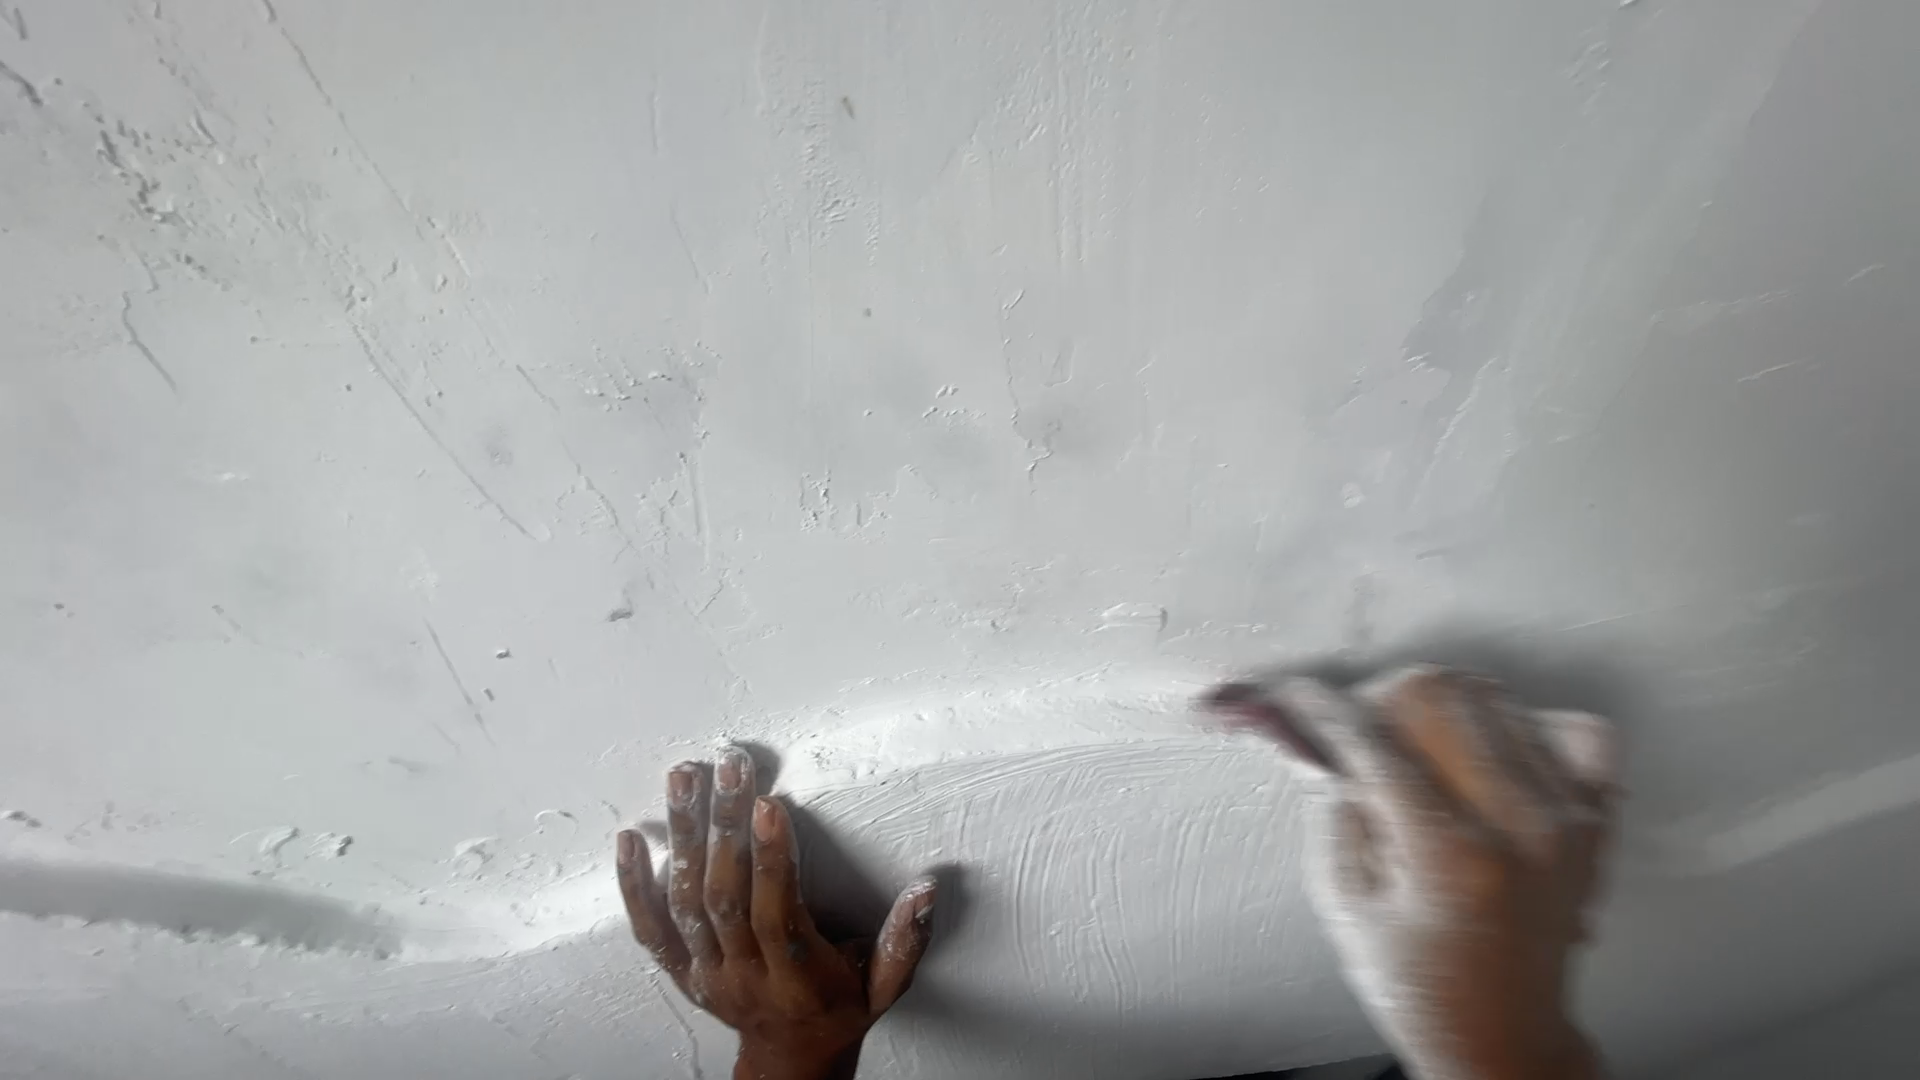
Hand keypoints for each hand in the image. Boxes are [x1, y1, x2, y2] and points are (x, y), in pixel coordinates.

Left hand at [616, 747, 937, 1079]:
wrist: (789, 1060)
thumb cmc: (839, 1012)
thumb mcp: (883, 987)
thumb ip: (904, 942)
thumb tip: (926, 889)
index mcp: (794, 979)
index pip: (774, 915)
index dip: (770, 860)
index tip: (770, 804)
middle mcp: (741, 975)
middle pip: (724, 896)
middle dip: (727, 824)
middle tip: (731, 767)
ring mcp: (704, 971)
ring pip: (685, 900)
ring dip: (684, 834)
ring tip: (686, 778)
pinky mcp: (681, 968)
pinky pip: (649, 927)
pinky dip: (634, 882)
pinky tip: (632, 837)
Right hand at [1207, 666, 1615, 1079]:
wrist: (1506, 1037)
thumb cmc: (1421, 983)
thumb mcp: (1344, 898)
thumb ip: (1330, 806)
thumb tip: (1312, 739)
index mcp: (1451, 855)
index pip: (1370, 738)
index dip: (1318, 705)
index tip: (1291, 694)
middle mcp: (1520, 827)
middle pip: (1435, 692)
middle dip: (1375, 699)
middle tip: (1352, 733)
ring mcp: (1566, 820)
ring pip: (1489, 695)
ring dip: (1432, 706)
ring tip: (1408, 746)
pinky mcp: (1592, 821)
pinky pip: (1568, 729)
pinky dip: (1517, 725)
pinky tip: (1480, 752)